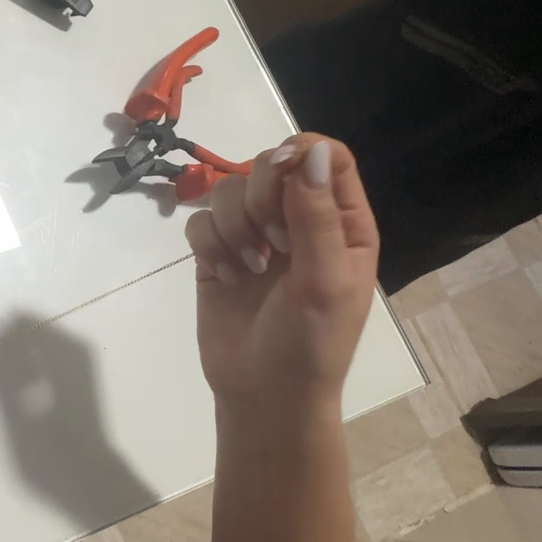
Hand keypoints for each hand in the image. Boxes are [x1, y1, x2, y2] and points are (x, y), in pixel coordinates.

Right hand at [184, 135, 378, 414]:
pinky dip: (207, 246)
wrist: (263, 392)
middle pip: (266, 167)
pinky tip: (225, 277)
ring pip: (226, 193)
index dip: (296, 156)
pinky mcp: (215, 255)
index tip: (277, 181)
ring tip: (247, 267)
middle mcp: (297, 222)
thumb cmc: (310, 343)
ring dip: (231, 228)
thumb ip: (316, 215)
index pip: (324, 156)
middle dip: (258, 199)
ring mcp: (253, 238)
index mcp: (342, 223)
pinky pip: (199, 224)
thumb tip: (307, 149)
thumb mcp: (324, 280)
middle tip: (268, 241)